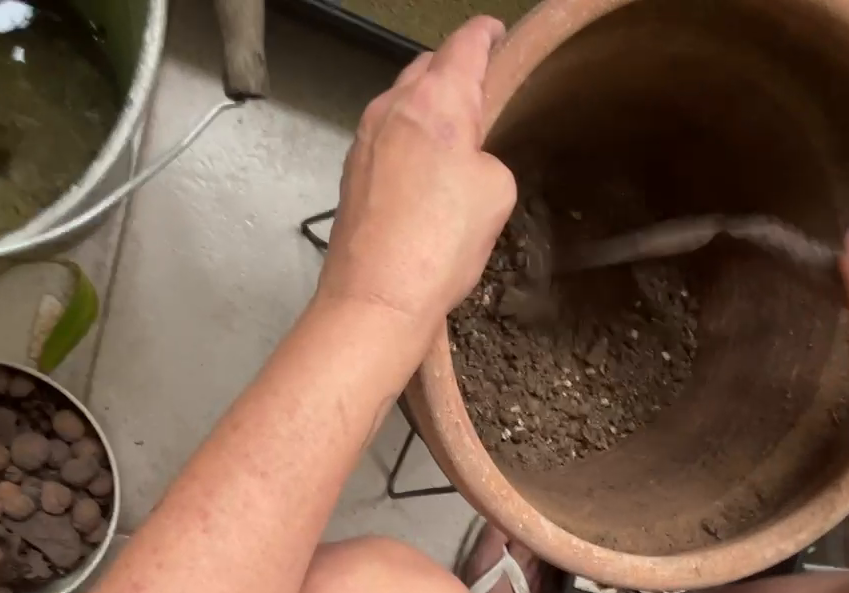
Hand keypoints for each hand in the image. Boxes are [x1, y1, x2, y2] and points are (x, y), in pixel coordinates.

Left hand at [314, 17, 516, 341]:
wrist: (376, 301)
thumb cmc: (440, 245)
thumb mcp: (495, 193)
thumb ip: (487, 158)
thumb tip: (464, 164)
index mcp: (435, 99)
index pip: (465, 44)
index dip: (487, 36)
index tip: (497, 35)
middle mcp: (391, 109)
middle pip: (426, 69)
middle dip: (454, 72)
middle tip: (479, 93)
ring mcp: (363, 143)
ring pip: (401, 106)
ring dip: (426, 111)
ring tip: (451, 138)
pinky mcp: (351, 178)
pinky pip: (385, 143)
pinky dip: (406, 145)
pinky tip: (422, 176)